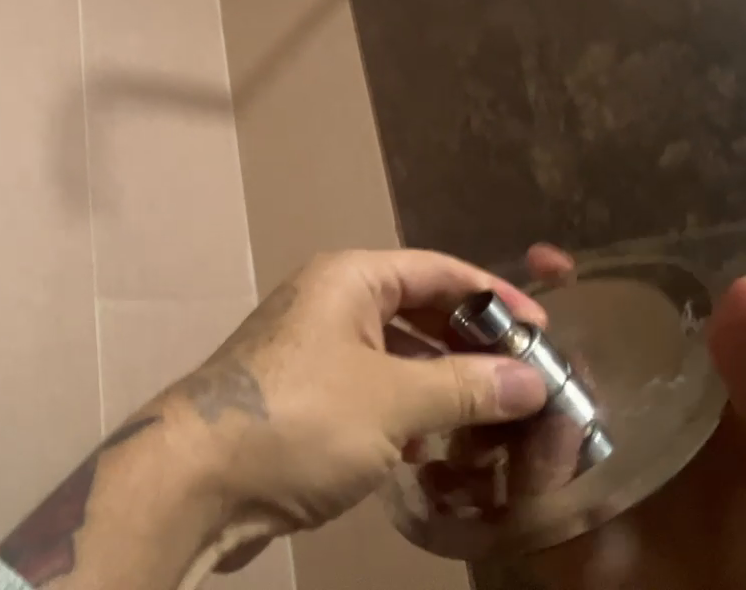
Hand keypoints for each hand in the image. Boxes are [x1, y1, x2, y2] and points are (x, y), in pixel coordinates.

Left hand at [151, 249, 558, 573]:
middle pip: (418, 312)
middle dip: (471, 346)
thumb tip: (532, 380)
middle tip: (527, 383)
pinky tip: (436, 449)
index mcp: (350, 280)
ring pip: (396, 357)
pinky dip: (407, 413)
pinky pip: (372, 391)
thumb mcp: (392, 401)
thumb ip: (465, 387)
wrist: (199, 475)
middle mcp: (331, 303)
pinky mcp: (305, 395)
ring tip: (494, 422)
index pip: (438, 270)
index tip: (545, 329)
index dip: (494, 296)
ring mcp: (314, 349)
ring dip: (442, 386)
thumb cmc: (300, 417)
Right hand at [415, 245, 745, 589]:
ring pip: (522, 431)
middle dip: (510, 341)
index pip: (613, 336)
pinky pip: (524, 505)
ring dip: (500, 401)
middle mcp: (617, 437)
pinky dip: (515, 478)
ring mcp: (587, 490)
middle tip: (478, 316)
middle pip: (550, 376)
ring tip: (485, 378)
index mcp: (669, 405)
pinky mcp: (566, 546)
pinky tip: (509, 456)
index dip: (577, 296)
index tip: (544, 258)